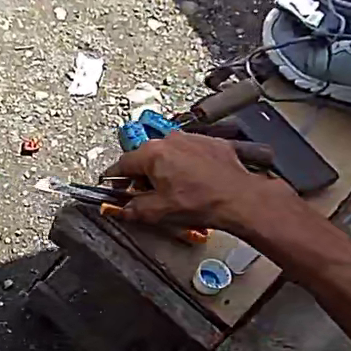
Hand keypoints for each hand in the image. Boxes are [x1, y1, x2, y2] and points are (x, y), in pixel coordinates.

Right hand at [104, 131, 297, 235]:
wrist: (237, 199)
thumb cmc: (203, 202)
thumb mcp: (157, 212)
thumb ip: (132, 209)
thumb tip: (122, 209)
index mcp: (153, 153)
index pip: (122, 164)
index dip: (114, 179)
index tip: (112, 186)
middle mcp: (171, 139)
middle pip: (144, 157)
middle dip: (140, 176)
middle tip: (143, 195)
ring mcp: (192, 139)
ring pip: (167, 154)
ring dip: (163, 170)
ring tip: (171, 191)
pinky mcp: (210, 143)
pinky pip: (187, 153)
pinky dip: (183, 166)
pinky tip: (190, 183)